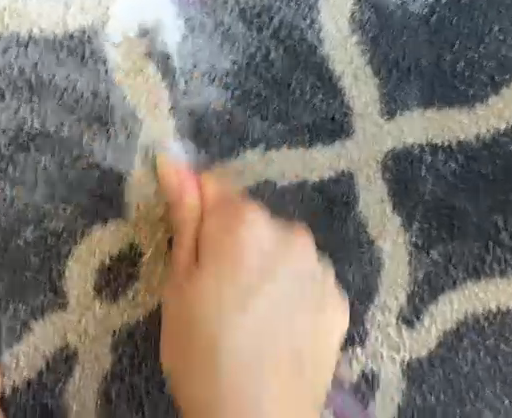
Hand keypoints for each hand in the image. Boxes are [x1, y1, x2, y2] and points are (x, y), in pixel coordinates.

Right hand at [156, 157, 349, 417]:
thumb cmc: (202, 352)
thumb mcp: (178, 282)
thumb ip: (184, 215)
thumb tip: (172, 159)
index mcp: (242, 220)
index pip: (213, 186)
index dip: (197, 215)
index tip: (191, 252)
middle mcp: (288, 230)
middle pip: (249, 218)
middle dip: (232, 241)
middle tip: (215, 293)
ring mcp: (319, 266)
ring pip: (279, 248)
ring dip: (265, 265)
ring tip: (248, 316)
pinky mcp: (339, 300)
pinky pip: (305, 278)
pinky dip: (291, 293)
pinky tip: (277, 329)